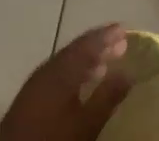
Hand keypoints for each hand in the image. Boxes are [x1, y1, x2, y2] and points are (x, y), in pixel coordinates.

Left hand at [0, 24, 131, 140]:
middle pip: (75, 49)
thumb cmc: (53, 139)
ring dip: (85, 59)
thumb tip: (128, 73)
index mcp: (61, 69)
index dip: (106, 35)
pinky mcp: (29, 96)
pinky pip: (56, 72)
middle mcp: (47, 69)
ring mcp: (35, 82)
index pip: (87, 44)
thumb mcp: (86, 123)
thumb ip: (107, 96)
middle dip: (97, 45)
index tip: (124, 29)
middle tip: (119, 43)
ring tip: (104, 62)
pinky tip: (79, 82)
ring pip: (65, 61)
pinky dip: (72, 71)